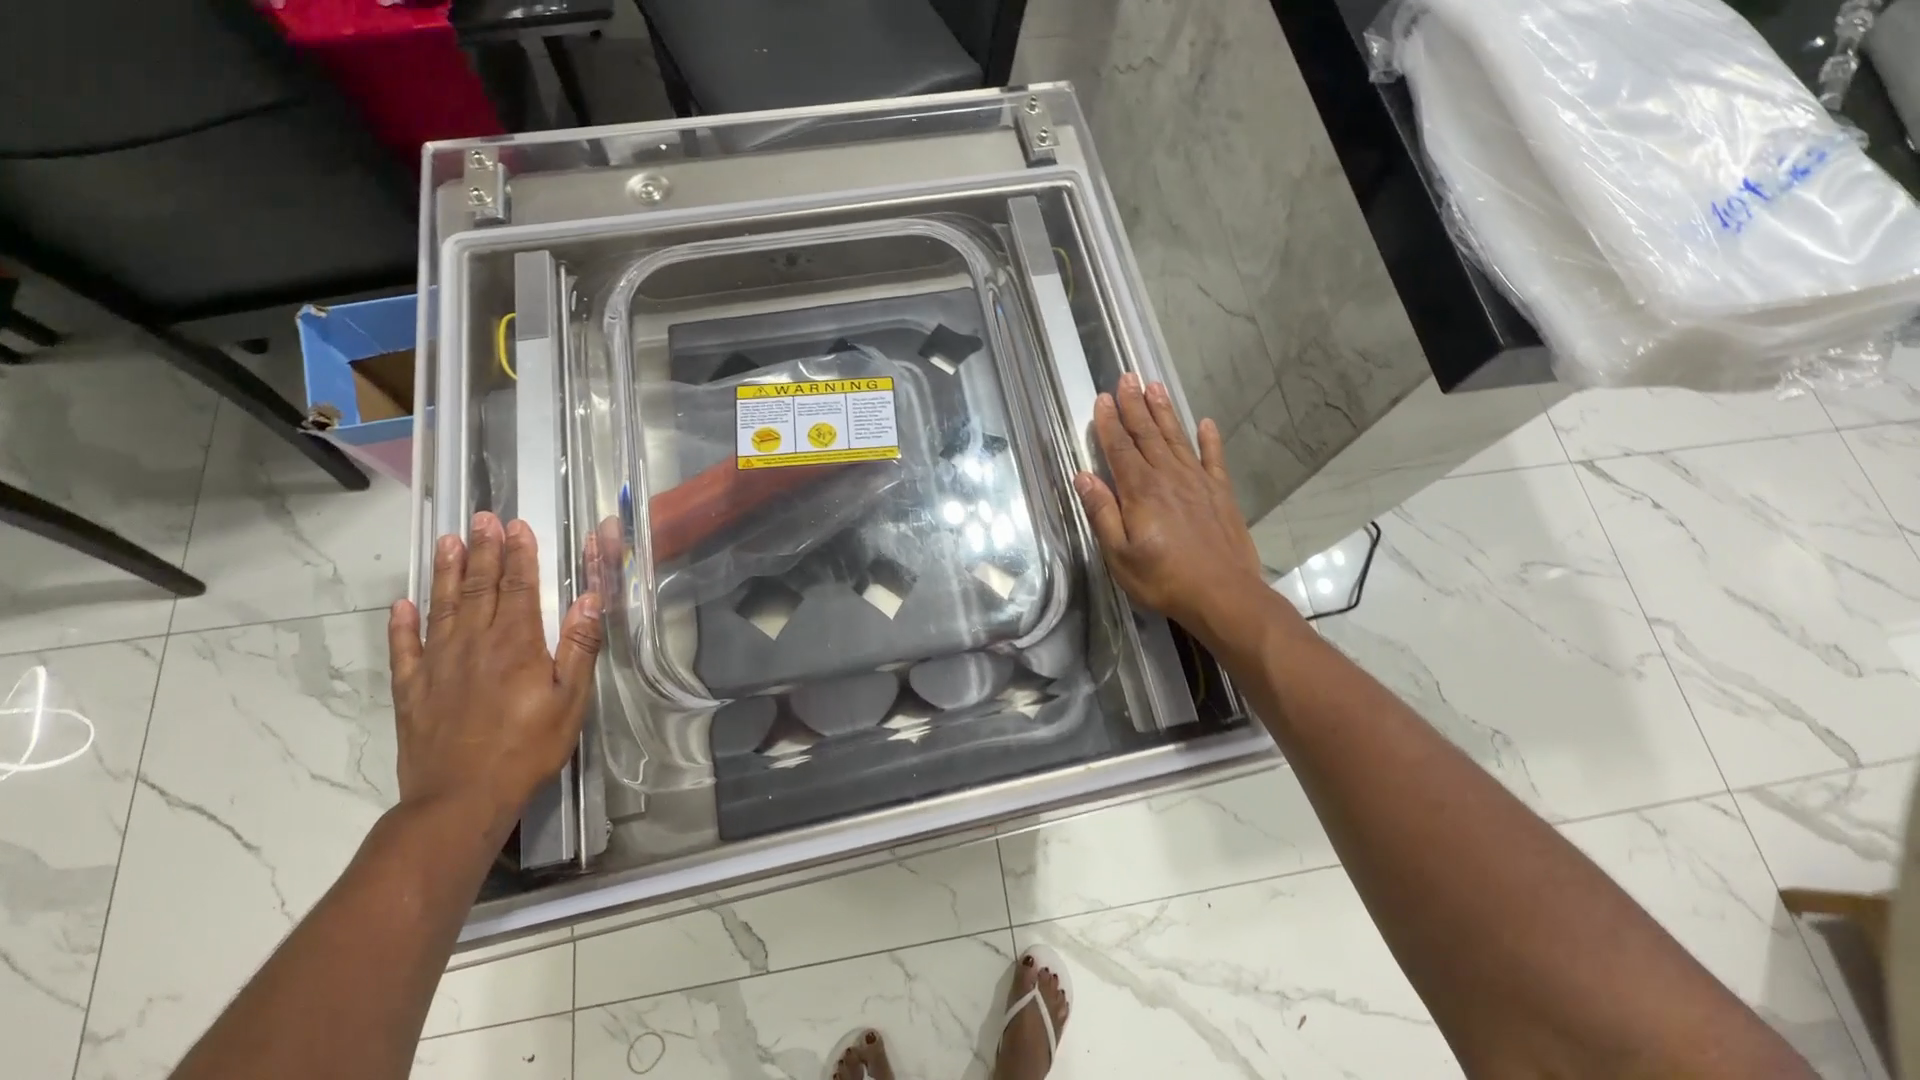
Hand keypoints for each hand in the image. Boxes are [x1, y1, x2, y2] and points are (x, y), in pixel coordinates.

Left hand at [387, 512, 603, 838]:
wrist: (461, 797)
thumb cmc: (527, 749)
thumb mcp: (570, 701)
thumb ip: (578, 647)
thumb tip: (588, 599)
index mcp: (516, 645)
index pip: (518, 588)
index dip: (519, 555)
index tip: (517, 526)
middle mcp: (474, 644)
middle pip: (479, 588)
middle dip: (483, 551)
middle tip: (482, 518)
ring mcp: (438, 664)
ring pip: (442, 607)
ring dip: (446, 572)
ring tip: (448, 541)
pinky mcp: (412, 689)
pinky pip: (405, 648)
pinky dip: (402, 624)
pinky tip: (402, 604)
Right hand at [1073, 373, 1270, 637]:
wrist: (1222, 594)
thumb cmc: (1163, 579)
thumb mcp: (1119, 554)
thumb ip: (1102, 513)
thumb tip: (1083, 477)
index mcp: (1140, 491)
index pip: (1120, 448)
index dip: (1109, 423)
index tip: (1102, 398)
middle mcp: (1168, 477)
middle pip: (1147, 434)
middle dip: (1134, 405)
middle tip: (1127, 378)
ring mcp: (1197, 483)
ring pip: (1177, 439)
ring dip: (1164, 413)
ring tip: (1155, 387)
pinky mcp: (1220, 494)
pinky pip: (1213, 459)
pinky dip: (1209, 440)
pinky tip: (1206, 423)